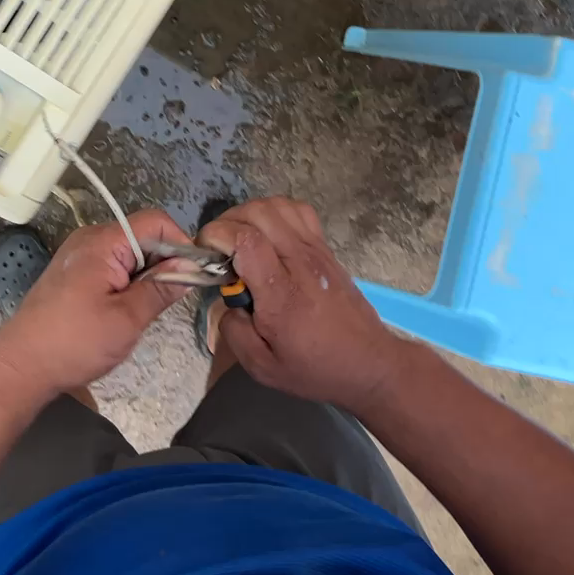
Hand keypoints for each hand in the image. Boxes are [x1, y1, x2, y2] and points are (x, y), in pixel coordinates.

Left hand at [0, 211, 196, 396]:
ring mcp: (79, 255)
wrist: (20, 366)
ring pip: (128, 252)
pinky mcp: (73, 272)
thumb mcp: (127, 319)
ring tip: (144, 310)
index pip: (155, 221)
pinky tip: (124, 310)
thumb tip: (190, 269)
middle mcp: (90, 239)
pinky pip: (112, 264)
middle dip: (164, 262)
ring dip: (145, 275)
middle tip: (170, 299)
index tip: (192, 275)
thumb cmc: (74, 343)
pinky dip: (127, 281)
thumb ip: (162, 289)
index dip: (181, 243)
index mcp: (103, 242)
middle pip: (142, 235)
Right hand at [197, 198, 406, 409]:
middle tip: (218, 246)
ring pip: (278, 206)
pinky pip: (298, 211)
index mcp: (280, 294)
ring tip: (240, 237)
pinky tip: (268, 233)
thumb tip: (226, 298)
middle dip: (228, 221)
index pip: (246, 240)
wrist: (368, 364)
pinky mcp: (325, 248)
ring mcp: (316, 251)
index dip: (217, 234)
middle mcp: (299, 263)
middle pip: (259, 213)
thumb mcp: (262, 366)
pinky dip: (276, 212)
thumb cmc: (314, 368)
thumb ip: (233, 330)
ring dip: (250, 213)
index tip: (204, 250)